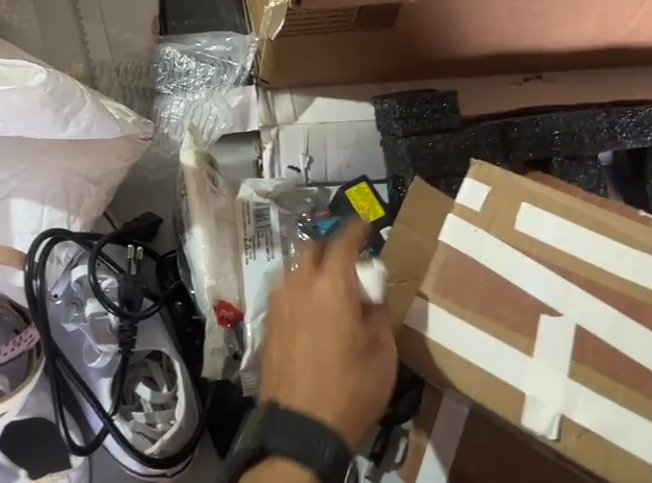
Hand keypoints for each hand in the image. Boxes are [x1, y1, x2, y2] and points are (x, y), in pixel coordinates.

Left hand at [256, 219, 397, 448]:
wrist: (301, 425)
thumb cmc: (351, 387)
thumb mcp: (383, 352)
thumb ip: (378, 314)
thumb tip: (371, 300)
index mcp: (332, 284)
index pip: (343, 241)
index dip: (355, 229)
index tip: (365, 226)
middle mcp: (300, 284)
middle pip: (312, 248)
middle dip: (330, 247)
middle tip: (348, 259)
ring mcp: (279, 302)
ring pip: (294, 270)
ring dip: (312, 269)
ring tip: (329, 287)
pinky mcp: (268, 323)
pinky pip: (285, 292)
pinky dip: (300, 291)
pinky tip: (311, 311)